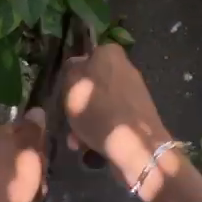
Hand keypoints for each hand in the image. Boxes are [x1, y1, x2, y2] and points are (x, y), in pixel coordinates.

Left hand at [0, 109, 46, 201]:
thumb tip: (36, 109)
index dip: (38, 145)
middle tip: (39, 187)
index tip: (44, 158)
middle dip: (35, 176)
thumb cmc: (6, 183)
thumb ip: (33, 131)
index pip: (23, 131)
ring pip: (18, 187)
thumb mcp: (26, 151)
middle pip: (22, 161)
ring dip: (29, 200)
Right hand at [60, 43, 170, 188]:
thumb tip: (76, 66)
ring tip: (76, 143)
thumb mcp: (72, 83)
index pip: (83, 59)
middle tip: (67, 123)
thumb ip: (70, 69)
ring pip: (99, 105)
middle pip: (91, 85)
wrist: (134, 144)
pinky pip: (111, 120)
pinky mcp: (138, 115)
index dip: (71, 78)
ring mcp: (133, 92)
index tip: (63, 96)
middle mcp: (124, 66)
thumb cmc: (98, 109)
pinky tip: (89, 148)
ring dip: (85, 123)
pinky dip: (100, 132)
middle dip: (78, 106)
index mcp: (109, 52)